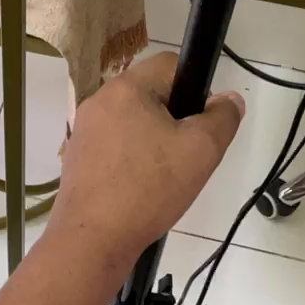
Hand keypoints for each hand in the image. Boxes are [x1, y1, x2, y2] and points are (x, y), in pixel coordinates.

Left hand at [44, 52, 243, 269]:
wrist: (92, 240)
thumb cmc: (148, 190)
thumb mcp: (202, 151)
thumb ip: (222, 118)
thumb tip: (227, 100)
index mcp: (126, 89)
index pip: (171, 64)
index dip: (196, 87)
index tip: (203, 124)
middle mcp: (98, 103)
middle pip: (151, 96)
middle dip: (175, 121)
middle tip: (188, 157)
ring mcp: (83, 133)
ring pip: (134, 126)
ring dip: (155, 144)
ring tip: (166, 179)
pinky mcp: (77, 161)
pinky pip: (116, 150)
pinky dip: (133, 163)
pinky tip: (142, 191)